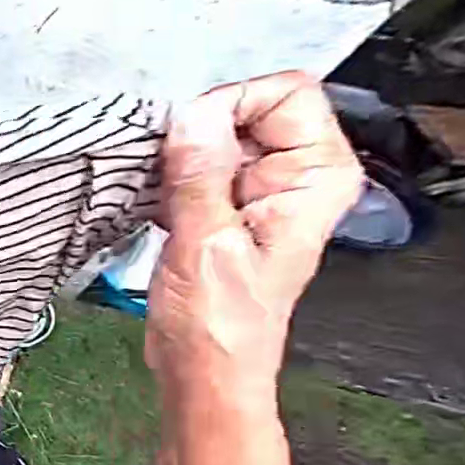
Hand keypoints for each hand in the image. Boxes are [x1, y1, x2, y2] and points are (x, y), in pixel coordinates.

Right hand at [145, 72, 361, 408]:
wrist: (204, 369)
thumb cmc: (218, 322)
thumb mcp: (206, 244)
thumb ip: (199, 176)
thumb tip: (190, 114)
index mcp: (315, 177)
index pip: (285, 94)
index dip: (230, 106)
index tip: (184, 139)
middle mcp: (292, 178)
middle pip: (247, 114)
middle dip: (196, 134)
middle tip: (163, 175)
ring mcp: (253, 195)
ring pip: (213, 143)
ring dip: (175, 160)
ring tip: (154, 193)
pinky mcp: (219, 213)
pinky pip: (193, 173)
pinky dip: (166, 180)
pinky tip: (150, 203)